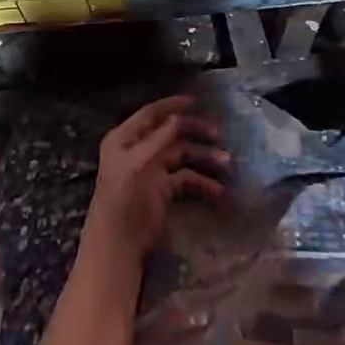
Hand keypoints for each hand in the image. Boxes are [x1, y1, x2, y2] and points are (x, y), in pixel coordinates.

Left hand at [81, 96, 228, 264]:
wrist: (118, 243)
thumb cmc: (122, 197)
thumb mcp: (137, 163)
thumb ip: (158, 139)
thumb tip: (179, 117)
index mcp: (125, 138)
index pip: (152, 114)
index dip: (173, 105)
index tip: (196, 101)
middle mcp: (140, 150)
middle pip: (172, 132)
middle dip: (194, 130)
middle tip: (216, 132)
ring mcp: (153, 169)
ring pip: (183, 154)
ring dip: (204, 156)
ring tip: (226, 162)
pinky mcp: (164, 189)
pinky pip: (187, 178)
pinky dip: (203, 181)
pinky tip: (217, 189)